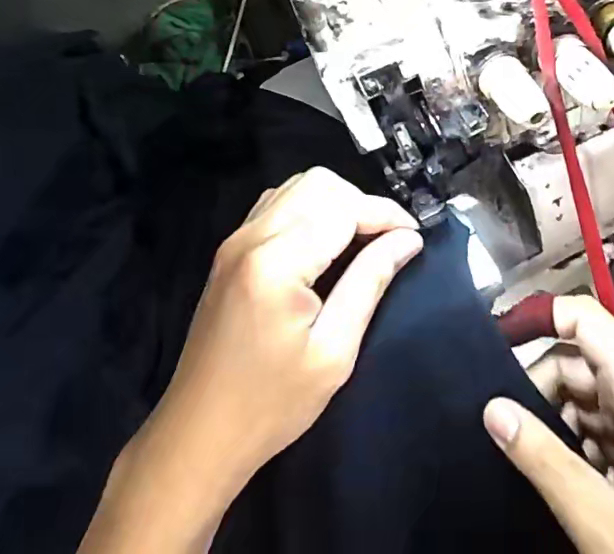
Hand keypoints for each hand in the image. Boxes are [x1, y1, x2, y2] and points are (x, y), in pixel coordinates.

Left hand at [162, 165, 422, 476]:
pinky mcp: (230, 249)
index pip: (342, 207)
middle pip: (318, 183)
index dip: (385, 213)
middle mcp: (251, 236)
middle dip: (360, 202)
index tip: (414, 235)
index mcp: (276, 262)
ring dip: (335, 202)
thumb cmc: (271, 403)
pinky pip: (277, 203)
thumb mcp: (334, 351)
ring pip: (296, 186)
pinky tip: (325, 244)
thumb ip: (370, 282)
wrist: (200, 430)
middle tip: (387, 241)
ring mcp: (235, 239)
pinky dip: (309, 209)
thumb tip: (407, 240)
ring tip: (361, 241)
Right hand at [483, 295, 613, 553]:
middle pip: (584, 357)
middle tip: (504, 422)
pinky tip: (567, 475)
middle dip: (541, 381)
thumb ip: (543, 460)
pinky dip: (583, 438)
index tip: (492, 345)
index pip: (584, 319)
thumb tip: (491, 408)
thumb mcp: (606, 523)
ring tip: (529, 453)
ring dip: (560, 414)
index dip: (538, 320)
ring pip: (595, 392)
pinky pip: (613, 423)